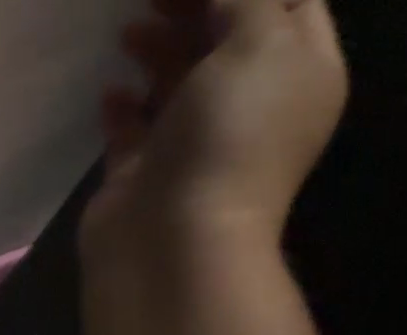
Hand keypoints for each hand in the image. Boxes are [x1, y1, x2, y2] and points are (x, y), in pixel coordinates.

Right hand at [83, 0, 346, 250]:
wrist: (172, 239)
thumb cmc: (228, 136)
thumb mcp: (258, 43)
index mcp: (299, 70)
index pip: (288, 3)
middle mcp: (251, 104)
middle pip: (226, 37)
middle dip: (196, 7)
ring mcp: (192, 140)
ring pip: (176, 79)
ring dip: (155, 49)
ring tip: (125, 30)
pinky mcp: (142, 170)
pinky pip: (132, 128)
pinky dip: (121, 105)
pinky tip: (107, 89)